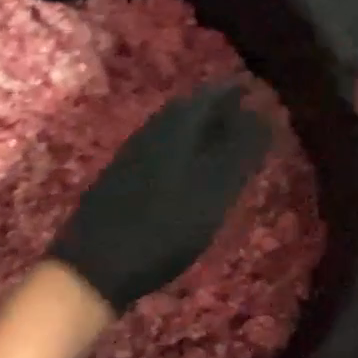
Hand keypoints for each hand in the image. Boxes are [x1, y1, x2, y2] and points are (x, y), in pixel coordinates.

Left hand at [50, 82, 271, 309]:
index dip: (233, 91)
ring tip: (220, 143)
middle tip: (242, 116)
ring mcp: (130, 156)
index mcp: (175, 127)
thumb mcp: (214, 191)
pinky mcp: (119, 180)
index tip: (254, 92)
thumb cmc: (164, 227)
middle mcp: (150, 132)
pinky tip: (186, 173)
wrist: (95, 265)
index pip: (210, 94)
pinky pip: (157, 152)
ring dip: (197, 131)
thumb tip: (262, 114)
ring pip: (170, 131)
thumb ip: (240, 152)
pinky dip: (180, 152)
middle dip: (216, 109)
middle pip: (187, 109)